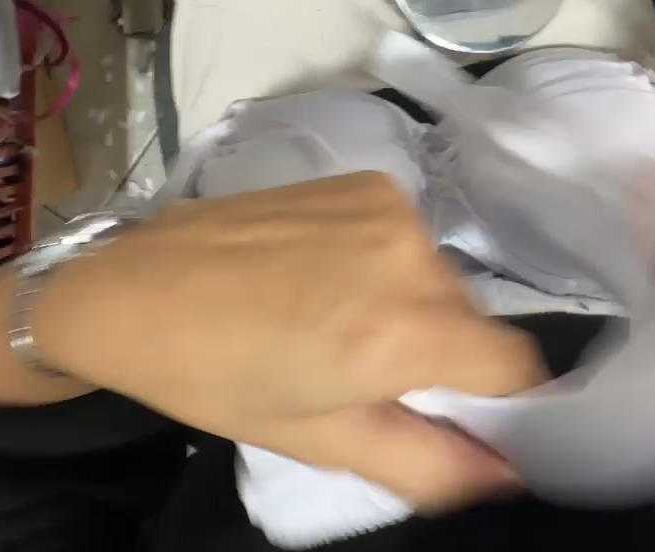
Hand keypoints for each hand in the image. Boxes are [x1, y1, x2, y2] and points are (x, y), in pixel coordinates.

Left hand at [32, 172, 548, 508]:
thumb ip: (426, 463)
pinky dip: (389, 261)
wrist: (139, 285)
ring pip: (442, 277)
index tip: (462, 409)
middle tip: (368, 368)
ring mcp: (392, 205)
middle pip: (474, 320)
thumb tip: (507, 474)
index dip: (503, 398)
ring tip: (337, 313)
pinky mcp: (371, 180)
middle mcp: (411, 255)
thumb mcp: (318, 440)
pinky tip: (328, 269)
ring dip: (413, 304)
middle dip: (442, 353)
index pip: (516, 363)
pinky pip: (411, 236)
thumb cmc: (219, 378)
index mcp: (400, 331)